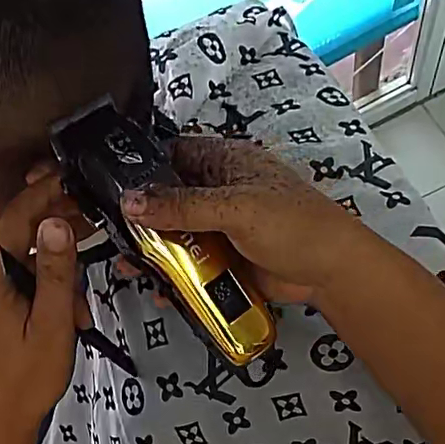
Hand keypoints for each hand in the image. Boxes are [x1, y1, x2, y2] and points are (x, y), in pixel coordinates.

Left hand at [0, 178, 83, 434]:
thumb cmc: (26, 381)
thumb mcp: (52, 325)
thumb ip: (55, 272)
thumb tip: (55, 223)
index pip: (14, 220)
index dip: (41, 195)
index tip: (66, 179)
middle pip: (21, 244)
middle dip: (59, 252)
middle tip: (89, 256)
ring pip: (23, 271)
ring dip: (55, 284)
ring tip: (78, 317)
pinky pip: (17, 290)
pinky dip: (42, 297)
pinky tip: (62, 321)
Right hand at [122, 136, 375, 303]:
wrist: (329, 273)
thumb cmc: (297, 226)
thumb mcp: (235, 209)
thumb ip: (183, 206)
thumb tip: (134, 202)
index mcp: (225, 163)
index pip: (174, 155)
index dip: (145, 169)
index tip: (115, 189)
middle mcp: (220, 192)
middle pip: (169, 200)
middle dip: (144, 220)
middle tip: (118, 238)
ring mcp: (221, 228)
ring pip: (177, 236)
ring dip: (155, 253)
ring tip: (131, 267)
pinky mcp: (225, 259)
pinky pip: (192, 265)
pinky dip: (175, 277)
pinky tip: (161, 288)